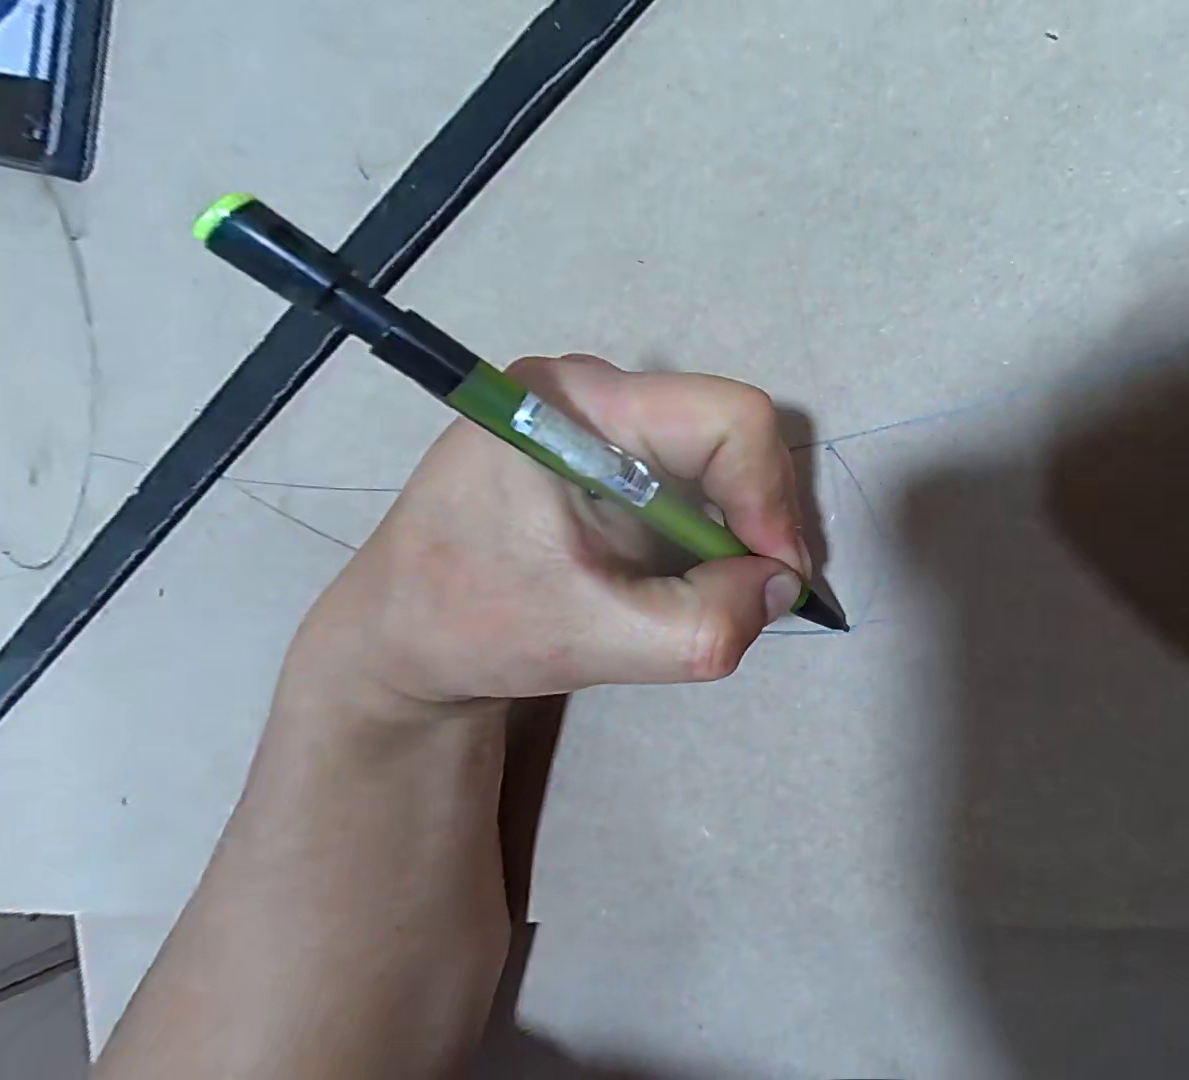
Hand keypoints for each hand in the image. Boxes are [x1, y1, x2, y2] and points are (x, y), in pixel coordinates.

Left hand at [279, 354, 811, 718]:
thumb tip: (784, 584)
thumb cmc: (474, 627)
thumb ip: (707, 624)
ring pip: (726, 457)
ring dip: (741, 528)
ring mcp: (606, 417)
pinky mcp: (614, 448)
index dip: (769, 496)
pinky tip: (688, 572)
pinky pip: (703, 475)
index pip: (729, 418)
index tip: (772, 576)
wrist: (405, 632)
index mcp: (578, 408)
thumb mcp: (595, 643)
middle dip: (760, 519)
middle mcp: (598, 392)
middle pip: (735, 434)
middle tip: (752, 593)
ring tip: (714, 590)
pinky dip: (720, 528)